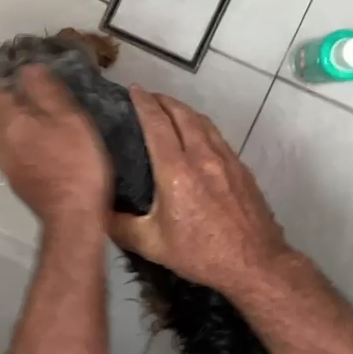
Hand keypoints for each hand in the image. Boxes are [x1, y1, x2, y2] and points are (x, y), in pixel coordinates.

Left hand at [0, 66, 111, 231]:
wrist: (72, 214)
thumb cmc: (76, 163)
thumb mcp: (69, 119)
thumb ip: (45, 90)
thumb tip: (26, 68)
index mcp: (7, 121)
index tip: (10, 56)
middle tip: (8, 71)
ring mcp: (1, 157)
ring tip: (11, 92)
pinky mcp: (10, 171)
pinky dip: (0, 122)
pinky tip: (17, 121)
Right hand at [110, 87, 289, 290]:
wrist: (256, 263)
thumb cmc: (201, 254)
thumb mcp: (152, 245)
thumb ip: (120, 226)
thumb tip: (97, 212)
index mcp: (176, 170)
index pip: (156, 123)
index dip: (143, 103)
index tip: (133, 90)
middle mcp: (201, 156)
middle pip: (182, 114)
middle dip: (163, 100)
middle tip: (148, 96)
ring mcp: (226, 160)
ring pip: (203, 122)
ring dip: (184, 110)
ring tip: (170, 109)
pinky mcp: (241, 168)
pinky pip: (217, 136)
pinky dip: (201, 126)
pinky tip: (197, 135)